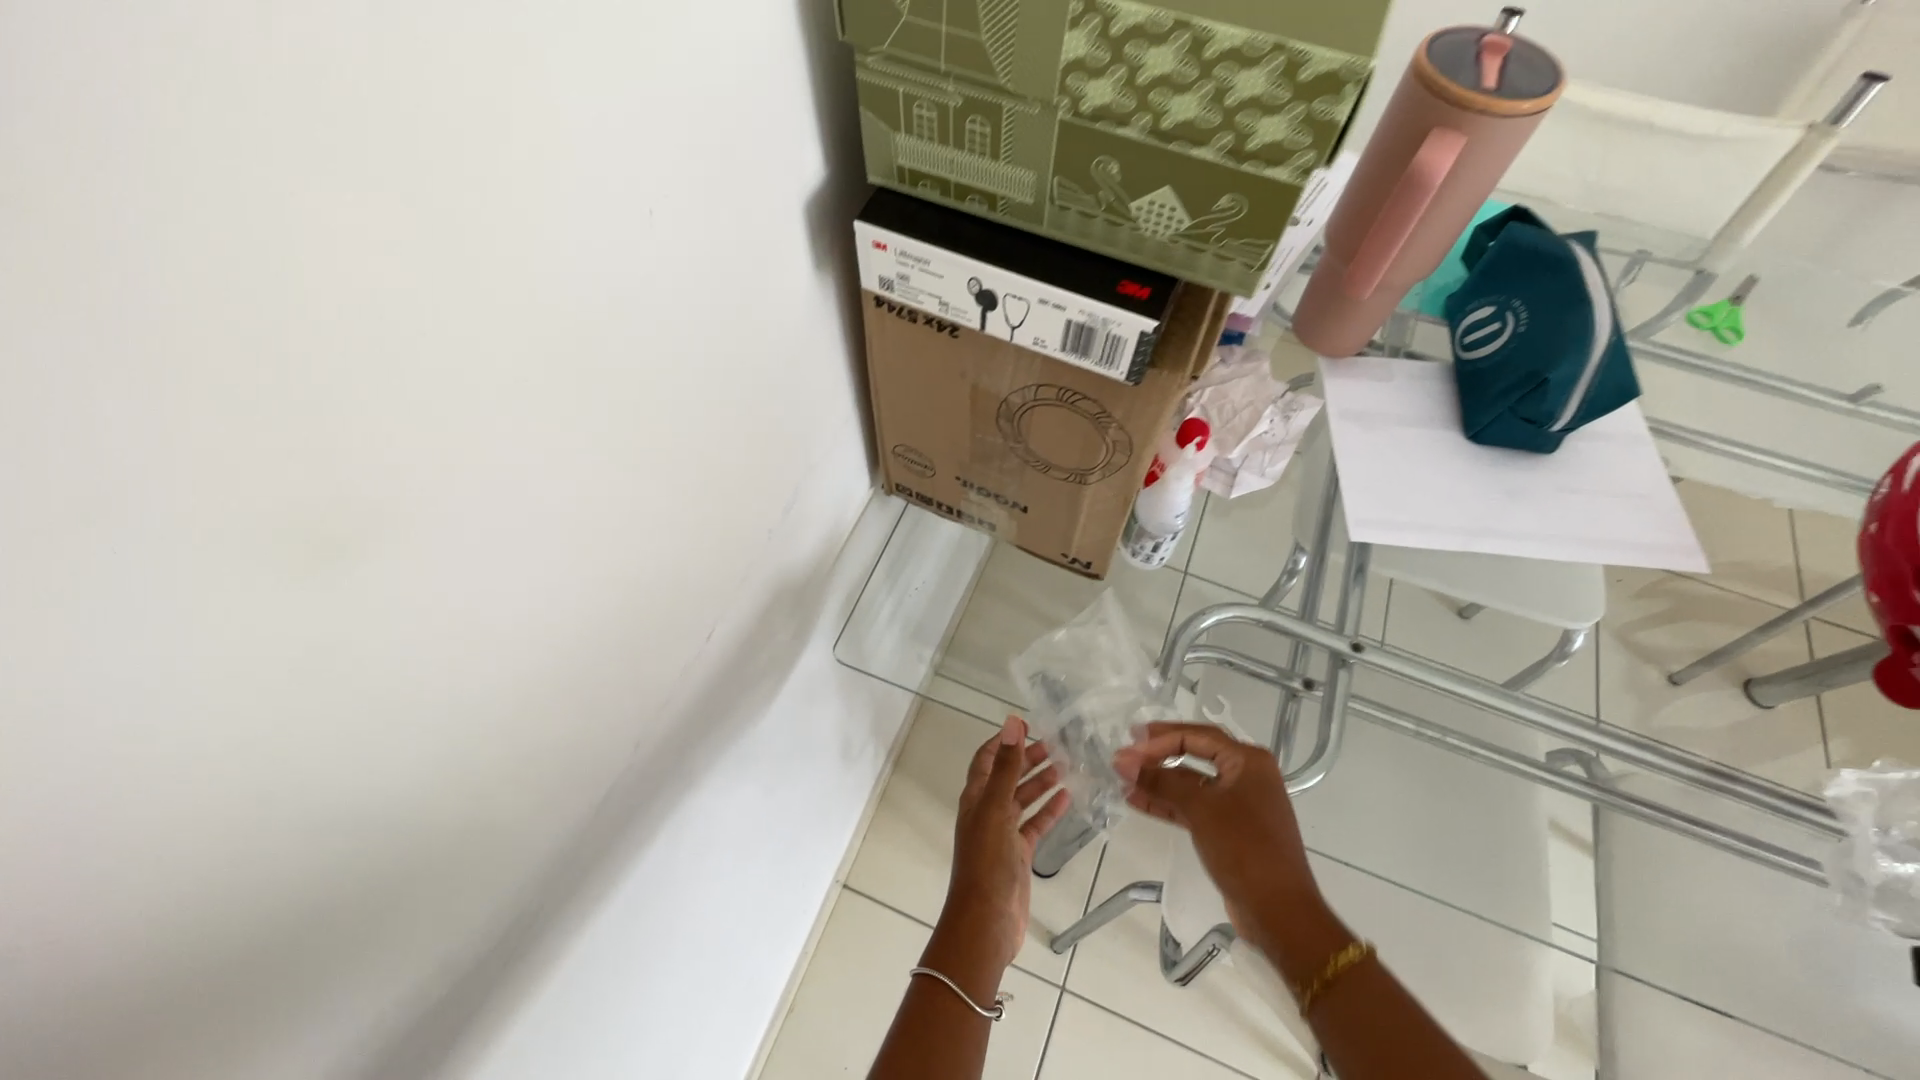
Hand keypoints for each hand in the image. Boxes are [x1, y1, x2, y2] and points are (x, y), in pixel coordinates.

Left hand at [942, 715, 1072, 973]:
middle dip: (1029, 758)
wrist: (986, 921)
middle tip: (1058, 743)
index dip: (1005, 741)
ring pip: (1023, 799)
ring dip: (1042, 782)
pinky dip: (1050, 810)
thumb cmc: (987, 861)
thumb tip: (1012, 722)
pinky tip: (1068, 797)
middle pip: (1008, 776)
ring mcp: (1003, 834)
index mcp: (975, 797)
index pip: (987, 759)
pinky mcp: (1019, 854)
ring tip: (1067, 764)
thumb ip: (1007, 766)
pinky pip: (1035, 824)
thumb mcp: (996, 808)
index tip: (1029, 724)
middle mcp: (987, 811)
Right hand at [1112, 723, 1318, 943]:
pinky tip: (1138, 801)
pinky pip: (1194, 806)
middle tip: (1125, 756)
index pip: (1197, 736)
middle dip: (1158, 756)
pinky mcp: (1230, 829)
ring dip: (1159, 782)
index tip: (1128, 746)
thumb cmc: (1244, 848)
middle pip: (1195, 755)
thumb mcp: (1201, 808)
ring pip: (1191, 783)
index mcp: (1248, 761)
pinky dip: (1168, 803)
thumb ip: (1161, 781)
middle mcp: (1246, 775)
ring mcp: (1239, 803)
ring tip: (1124, 781)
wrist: (1278, 909)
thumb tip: (1123, 762)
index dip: (1160, 739)